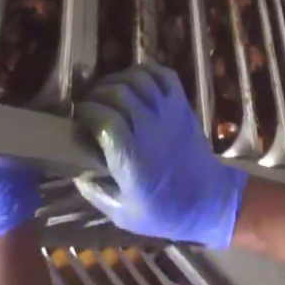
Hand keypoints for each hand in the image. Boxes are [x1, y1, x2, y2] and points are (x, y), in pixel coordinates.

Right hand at [75, 65, 247, 247]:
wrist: (208, 199)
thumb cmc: (164, 211)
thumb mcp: (122, 213)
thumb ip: (96, 192)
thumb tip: (77, 171)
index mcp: (131, 155)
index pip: (103, 118)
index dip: (86, 112)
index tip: (76, 118)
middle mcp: (149, 126)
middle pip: (117, 92)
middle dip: (96, 94)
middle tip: (88, 105)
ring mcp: (168, 111)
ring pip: (138, 79)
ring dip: (117, 80)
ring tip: (107, 93)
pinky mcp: (181, 104)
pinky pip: (163, 74)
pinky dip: (145, 71)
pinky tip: (133, 81)